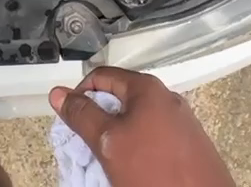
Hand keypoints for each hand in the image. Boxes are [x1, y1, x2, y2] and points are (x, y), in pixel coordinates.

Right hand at [50, 67, 234, 186]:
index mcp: (147, 88)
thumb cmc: (155, 173)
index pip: (101, 76)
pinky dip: (141, 148)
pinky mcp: (192, 146)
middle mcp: (167, 97)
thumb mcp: (108, 144)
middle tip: (90, 146)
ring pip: (138, 120)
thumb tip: (58, 93)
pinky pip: (156, 137)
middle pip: (120, 98)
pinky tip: (137, 170)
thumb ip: (82, 115)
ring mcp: (183, 122)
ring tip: (113, 162)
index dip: (80, 95)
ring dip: (120, 136)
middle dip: (101, 119)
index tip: (73, 122)